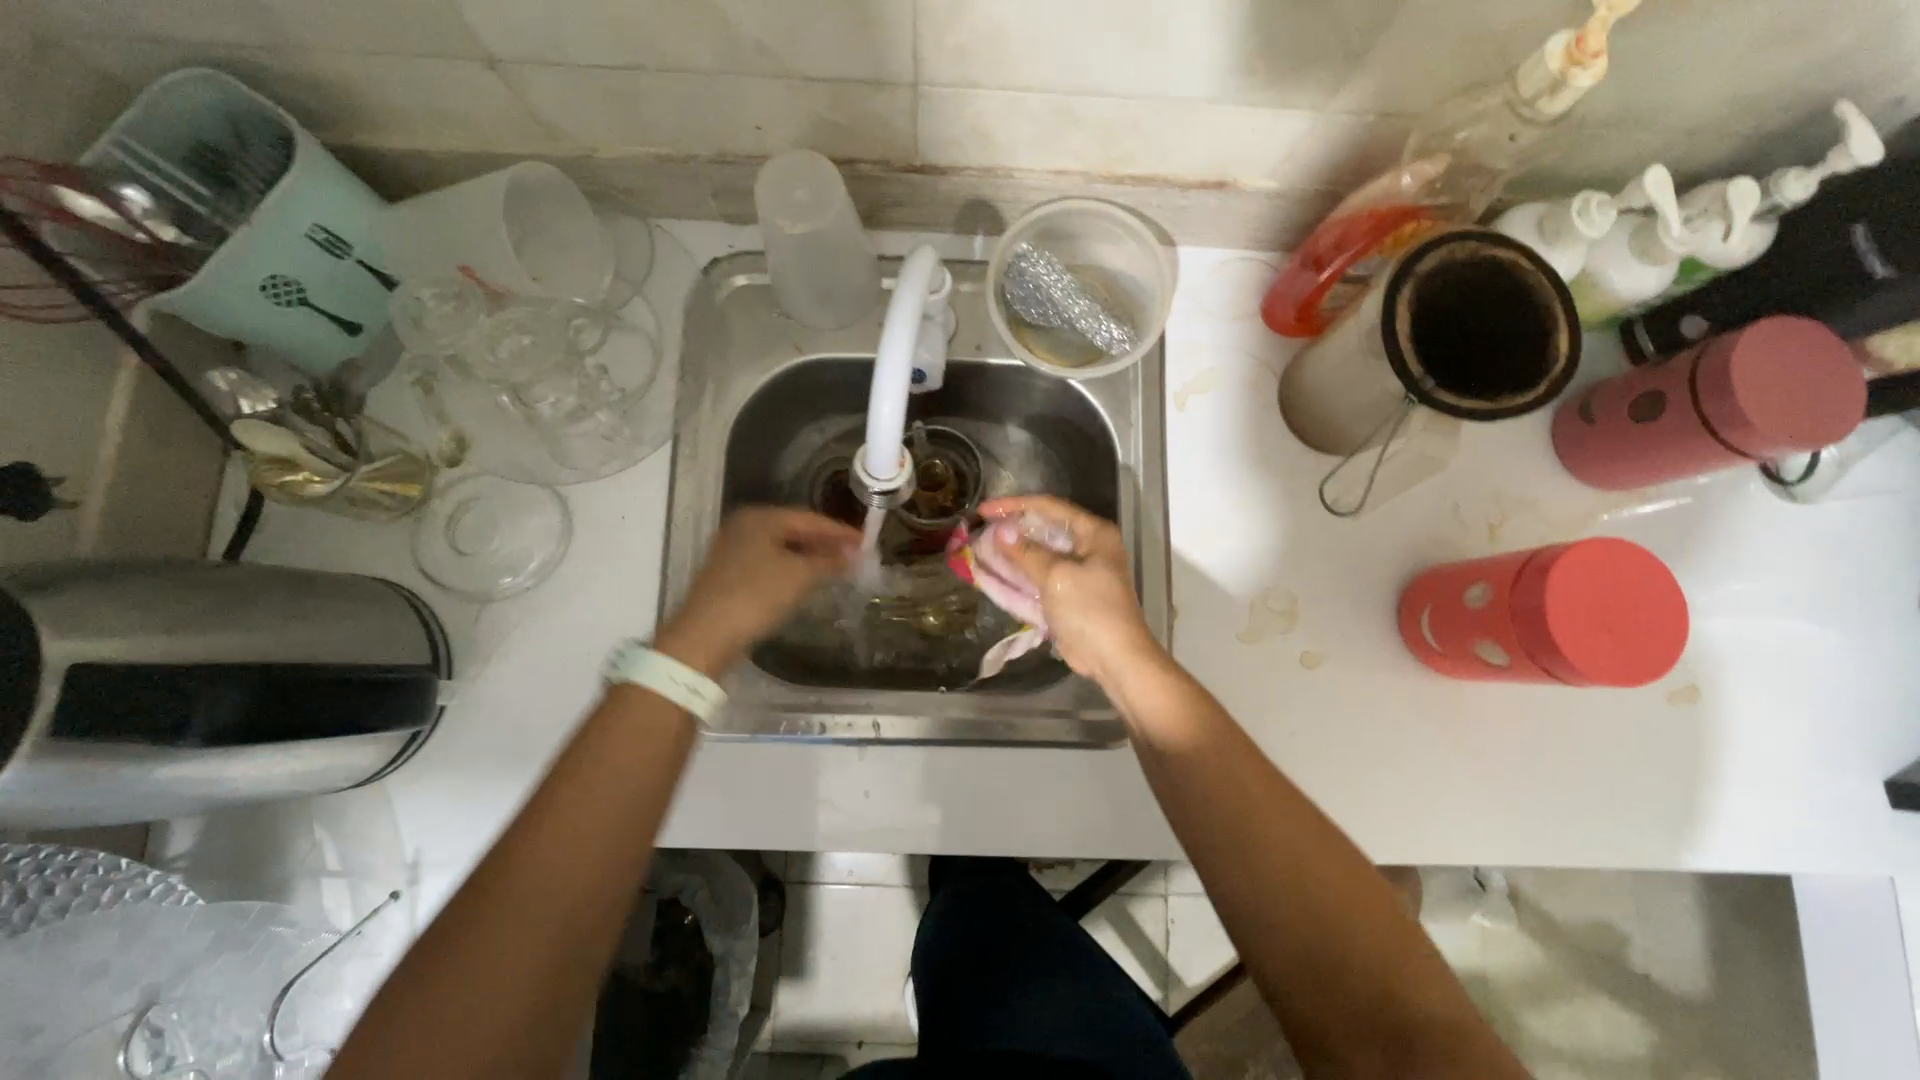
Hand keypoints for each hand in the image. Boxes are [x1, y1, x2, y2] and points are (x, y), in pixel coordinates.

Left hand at [656, 506, 859, 676]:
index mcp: (760, 518)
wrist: (705, 635)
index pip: (810, 518)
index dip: (840, 532)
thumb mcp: (800, 576)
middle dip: (825, 544)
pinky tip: (807, 582)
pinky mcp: (729, 574)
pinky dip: (792, 569)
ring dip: (809, 558)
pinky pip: (770, 563)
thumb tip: (854, 552)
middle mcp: (744, 526)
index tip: (867, 542)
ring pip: (781, 548)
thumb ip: (829, 560)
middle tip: (854, 556)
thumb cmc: (756, 596)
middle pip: (794, 530)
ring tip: (837, 569)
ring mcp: (733, 550)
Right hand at [978, 495, 1162, 685]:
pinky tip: (985, 577)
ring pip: (1035, 560)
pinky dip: (1013, 582)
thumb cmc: (1091, 609)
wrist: (1116, 659)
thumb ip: (1026, 552)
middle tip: (977, 532)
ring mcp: (1075, 576)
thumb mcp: (1056, 576)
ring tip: (975, 552)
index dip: (1014, 506)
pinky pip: (1035, 583)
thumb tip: (1000, 531)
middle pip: (1041, 533)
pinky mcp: (1065, 599)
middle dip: (1009, 534)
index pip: (1049, 508)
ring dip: (1007, 558)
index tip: (984, 510)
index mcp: (1093, 534)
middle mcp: (1086, 549)